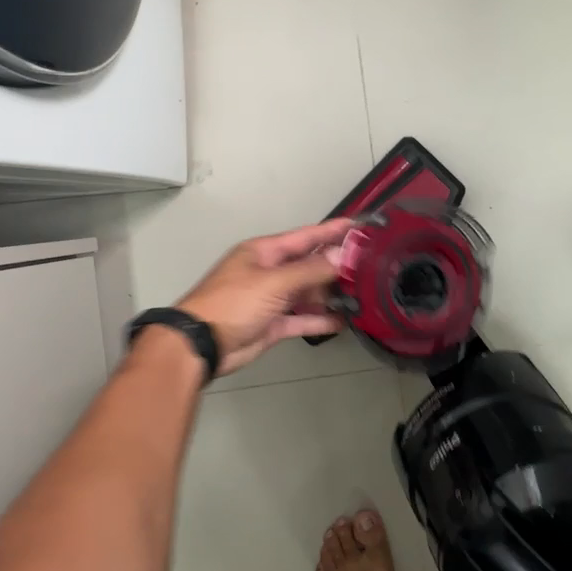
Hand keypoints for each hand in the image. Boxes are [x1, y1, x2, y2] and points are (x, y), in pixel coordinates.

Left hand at [168, 218, 351, 375]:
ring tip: (363, 295)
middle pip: (310, 264)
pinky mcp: (273, 323)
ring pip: (308, 292)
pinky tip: (343, 321)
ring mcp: (272, 299)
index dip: (332, 231)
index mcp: (265, 252)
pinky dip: (320, 319)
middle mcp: (270, 271)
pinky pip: (302, 317)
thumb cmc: (233, 303)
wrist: (200, 345)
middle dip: (337, 265)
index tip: (360, 226)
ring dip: (331, 294)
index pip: (306, 236)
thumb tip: (342, 256)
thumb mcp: (274, 282)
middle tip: (371, 266)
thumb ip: (310, 270)